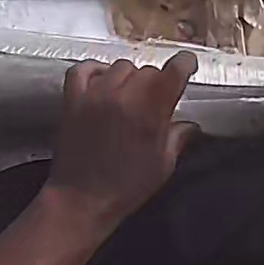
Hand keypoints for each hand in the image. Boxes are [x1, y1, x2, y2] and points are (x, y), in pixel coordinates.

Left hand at [44, 52, 199, 227]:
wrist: (81, 200)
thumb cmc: (126, 188)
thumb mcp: (163, 165)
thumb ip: (178, 138)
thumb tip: (190, 125)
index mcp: (150, 110)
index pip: (173, 70)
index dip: (184, 64)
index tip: (187, 66)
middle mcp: (123, 95)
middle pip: (147, 70)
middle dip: (156, 82)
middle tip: (155, 102)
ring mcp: (95, 95)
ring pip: (120, 66)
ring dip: (130, 78)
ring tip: (130, 96)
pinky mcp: (72, 100)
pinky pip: (84, 70)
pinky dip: (96, 70)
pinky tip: (103, 81)